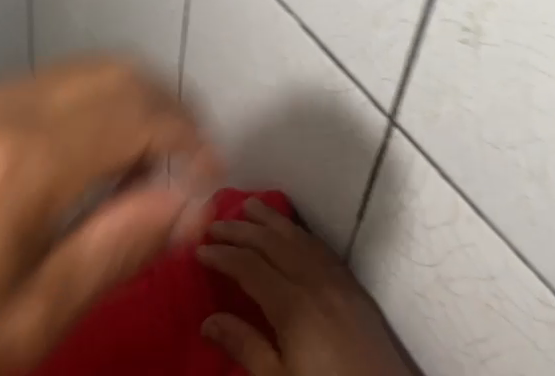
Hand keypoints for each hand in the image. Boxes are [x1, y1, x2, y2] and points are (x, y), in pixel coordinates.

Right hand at [197, 199, 415, 375]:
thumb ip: (246, 347)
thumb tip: (208, 320)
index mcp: (293, 307)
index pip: (249, 266)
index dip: (222, 254)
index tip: (199, 250)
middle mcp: (315, 283)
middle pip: (272, 243)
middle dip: (241, 230)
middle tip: (215, 223)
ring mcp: (339, 283)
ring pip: (299, 238)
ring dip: (271, 220)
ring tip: (249, 206)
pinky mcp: (355, 290)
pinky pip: (322, 248)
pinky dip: (300, 233)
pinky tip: (292, 232)